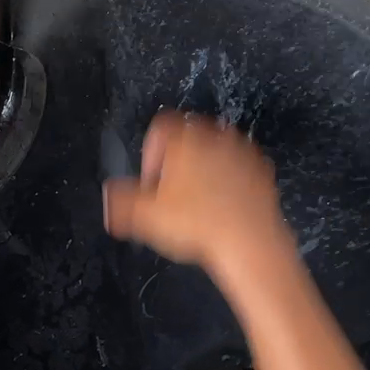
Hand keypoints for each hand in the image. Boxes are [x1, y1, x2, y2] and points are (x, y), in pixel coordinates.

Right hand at [103, 113, 288, 270]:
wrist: (247, 240)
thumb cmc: (197, 223)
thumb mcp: (142, 216)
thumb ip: (119, 201)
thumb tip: (109, 196)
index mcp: (183, 137)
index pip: (158, 129)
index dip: (149, 157)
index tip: (150, 183)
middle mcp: (214, 136)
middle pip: (186, 141)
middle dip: (176, 166)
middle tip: (170, 197)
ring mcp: (241, 151)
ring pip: (212, 155)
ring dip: (201, 174)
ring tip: (195, 206)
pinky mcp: (260, 170)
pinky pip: (235, 171)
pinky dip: (225, 185)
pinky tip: (218, 211)